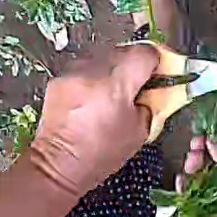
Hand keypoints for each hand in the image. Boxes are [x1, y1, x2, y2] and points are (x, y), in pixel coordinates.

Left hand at [24, 45, 160, 197]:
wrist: (57, 165)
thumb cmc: (103, 153)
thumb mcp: (140, 131)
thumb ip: (150, 102)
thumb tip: (154, 88)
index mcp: (117, 84)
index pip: (145, 52)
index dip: (156, 61)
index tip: (158, 73)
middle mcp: (94, 71)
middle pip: (125, 51)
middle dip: (134, 65)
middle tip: (138, 86)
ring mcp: (73, 72)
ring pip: (103, 57)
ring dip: (113, 69)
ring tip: (112, 93)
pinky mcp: (59, 78)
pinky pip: (85, 69)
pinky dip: (93, 78)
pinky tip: (91, 98)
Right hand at [182, 135, 216, 216]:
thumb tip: (211, 142)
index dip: (213, 147)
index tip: (201, 139)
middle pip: (210, 167)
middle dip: (200, 156)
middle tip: (195, 151)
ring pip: (198, 182)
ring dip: (192, 170)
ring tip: (190, 165)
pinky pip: (190, 202)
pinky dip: (183, 190)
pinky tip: (182, 181)